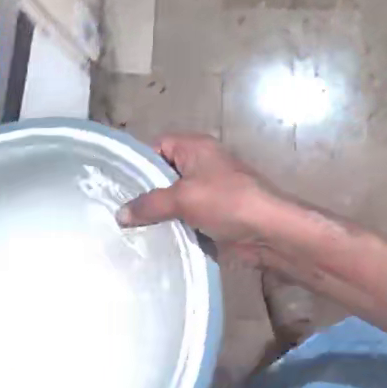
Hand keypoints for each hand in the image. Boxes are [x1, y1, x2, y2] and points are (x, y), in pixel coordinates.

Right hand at [117, 134, 288, 259]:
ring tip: (129, 229)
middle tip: (118, 210)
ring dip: (159, 213)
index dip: (139, 162)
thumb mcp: (183, 198)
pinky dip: (174, 227)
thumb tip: (120, 213)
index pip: (158, 145)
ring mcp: (209, 190)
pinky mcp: (214, 214)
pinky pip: (186, 217)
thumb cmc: (226, 201)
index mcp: (195, 147)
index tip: (118, 184)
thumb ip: (150, 204)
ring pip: (175, 198)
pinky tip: (153, 241)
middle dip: (145, 192)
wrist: (269, 230)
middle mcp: (201, 163)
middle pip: (164, 174)